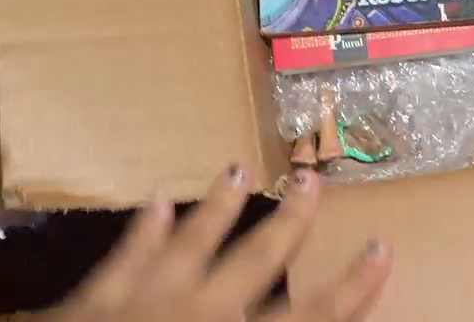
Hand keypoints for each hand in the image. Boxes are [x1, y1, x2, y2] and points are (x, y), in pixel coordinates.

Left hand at [37, 166, 390, 321]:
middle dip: (290, 221)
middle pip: (257, 260)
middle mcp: (198, 317)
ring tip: (237, 166)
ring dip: (218, 205)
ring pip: (193, 240)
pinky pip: (125, 257)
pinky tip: (155, 200)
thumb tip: (290, 317)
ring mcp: (144, 303)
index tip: (381, 247)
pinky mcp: (93, 304)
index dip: (350, 289)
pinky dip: (143, 229)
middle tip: (312, 176)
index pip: (308, 319)